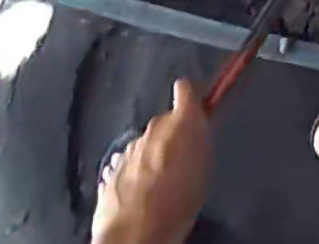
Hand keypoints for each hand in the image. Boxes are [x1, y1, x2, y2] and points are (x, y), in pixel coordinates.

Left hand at [93, 80, 212, 243]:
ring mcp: (132, 145)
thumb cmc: (179, 200)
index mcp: (181, 121)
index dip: (189, 97)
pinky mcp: (114, 167)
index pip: (185, 88)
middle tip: (181, 162)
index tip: (194, 109)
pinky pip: (131, 163)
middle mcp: (154, 126)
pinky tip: (143, 196)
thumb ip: (200, 137)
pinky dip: (137, 173)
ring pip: (147, 143)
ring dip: (154, 156)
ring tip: (161, 186)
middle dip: (172, 136)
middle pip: (165, 122)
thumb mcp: (205, 165)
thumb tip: (198, 122)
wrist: (136, 231)